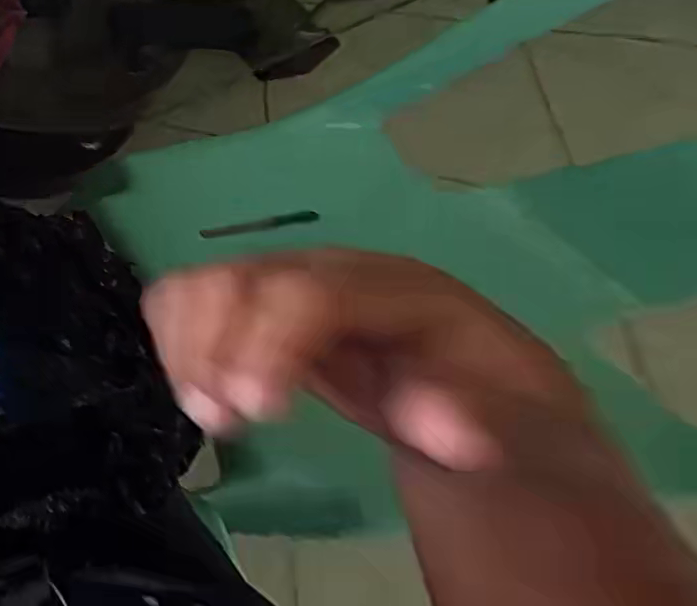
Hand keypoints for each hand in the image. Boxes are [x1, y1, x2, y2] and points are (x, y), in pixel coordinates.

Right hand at [142, 249, 594, 472]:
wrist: (468, 398)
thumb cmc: (497, 413)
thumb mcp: (525, 426)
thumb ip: (481, 418)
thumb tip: (435, 428)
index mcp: (396, 287)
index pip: (311, 292)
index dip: (271, 342)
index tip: (253, 409)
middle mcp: (323, 268)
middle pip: (238, 279)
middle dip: (211, 346)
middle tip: (216, 417)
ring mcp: (276, 277)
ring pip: (198, 282)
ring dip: (182, 345)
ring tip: (203, 408)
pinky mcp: (245, 297)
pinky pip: (183, 296)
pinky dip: (171, 336)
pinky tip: (191, 381)